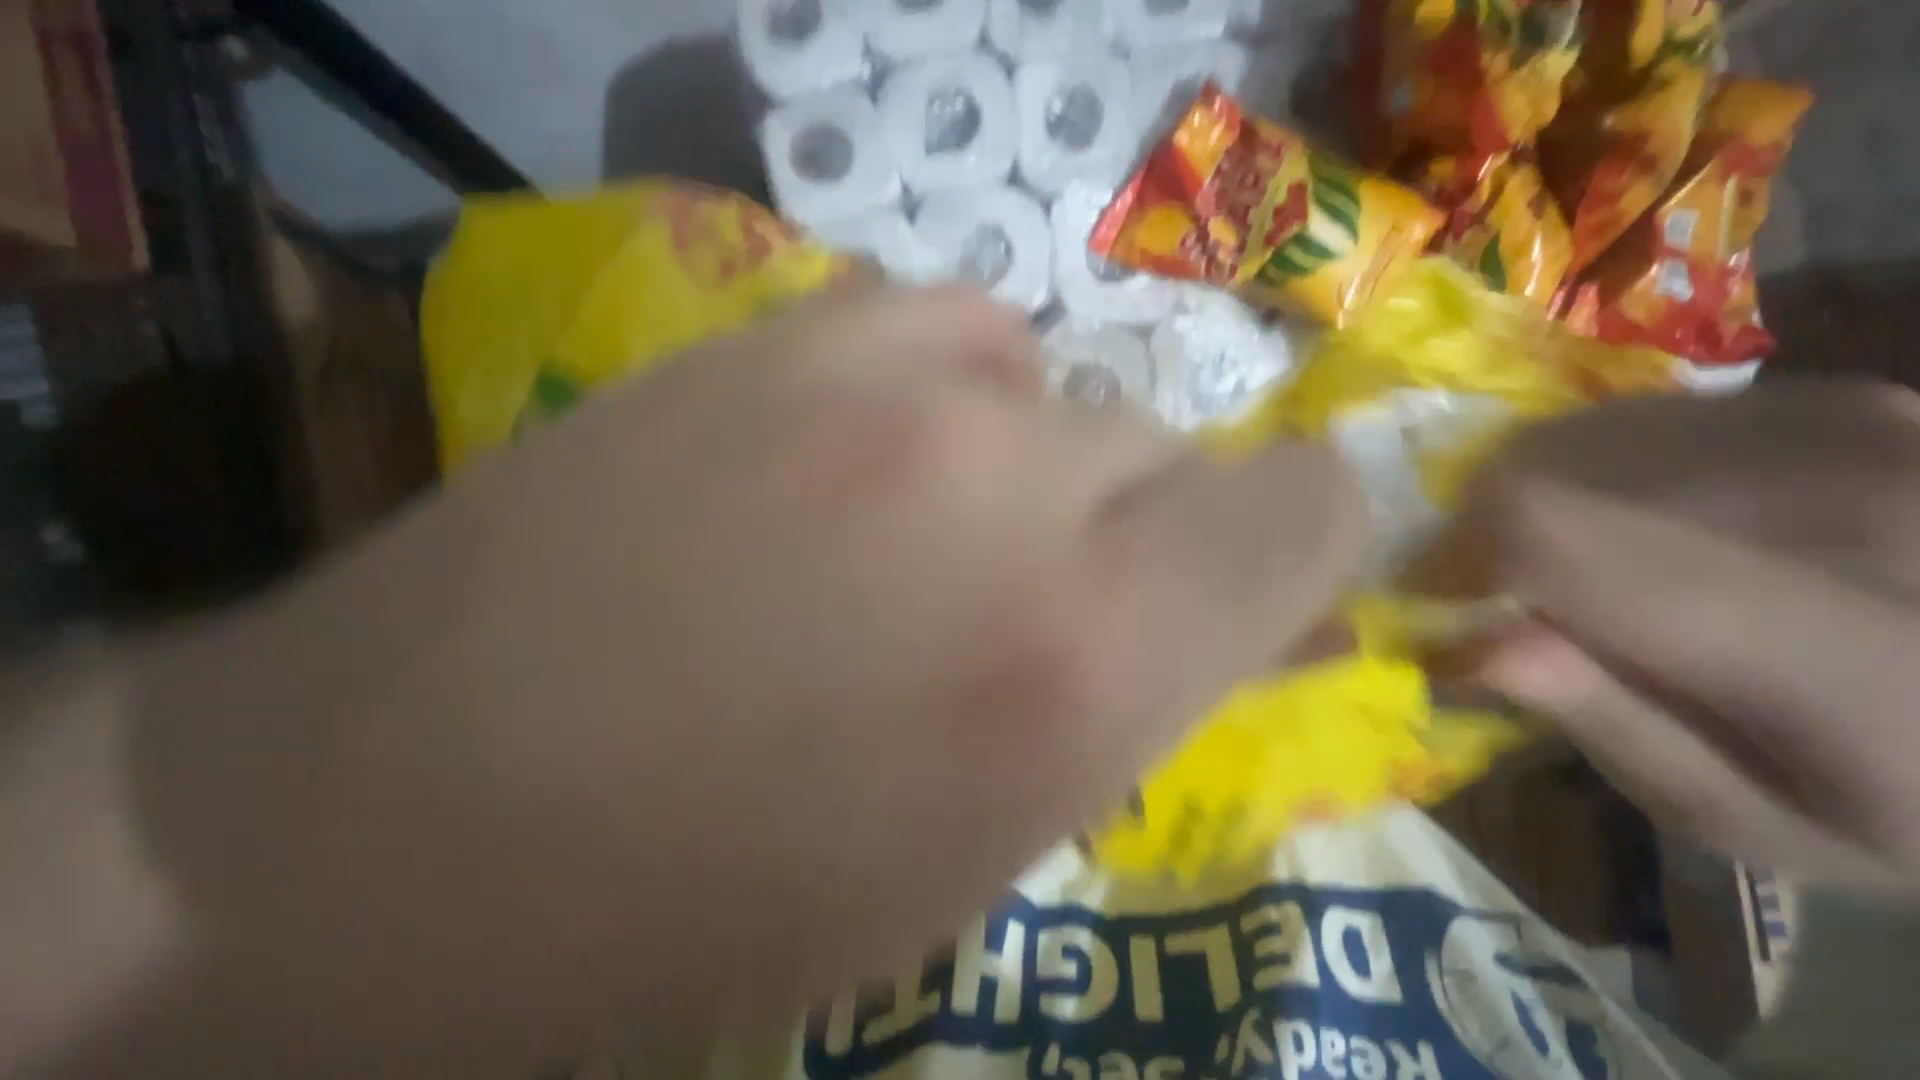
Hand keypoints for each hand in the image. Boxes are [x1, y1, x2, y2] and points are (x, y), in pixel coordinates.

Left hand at [128, 287, 1362, 1065]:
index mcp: (1087, 661)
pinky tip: (865, 457)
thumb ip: (1115, 707)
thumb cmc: (709, 900)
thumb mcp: (965, 856)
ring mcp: (884, 385)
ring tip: (929, 530)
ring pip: (1059, 386)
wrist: (404, 810)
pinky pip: (948, 326)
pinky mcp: (776, 335)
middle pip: (1171, 447)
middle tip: (1040, 595)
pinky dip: (947, 390)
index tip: (1247, 586)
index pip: (1307, 510)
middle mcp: (1017, 490)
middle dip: (1139, 530)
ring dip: (1035, 462)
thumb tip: (1211, 619)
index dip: (1300, 543)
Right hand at [1420, 381, 1919, 890]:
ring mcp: (1841, 426)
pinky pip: (1632, 421)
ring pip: (1576, 438)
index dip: (1450, 558)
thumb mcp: (1747, 820)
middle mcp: (1828, 497)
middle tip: (1505, 604)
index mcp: (1821, 640)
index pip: (1554, 538)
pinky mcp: (1835, 396)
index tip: (1426, 606)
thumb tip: (1468, 645)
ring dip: (1533, 503)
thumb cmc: (1903, 800)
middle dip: (1484, 538)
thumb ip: (1610, 729)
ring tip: (1579, 573)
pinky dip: (1591, 476)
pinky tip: (1643, 531)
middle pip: (1542, 475)